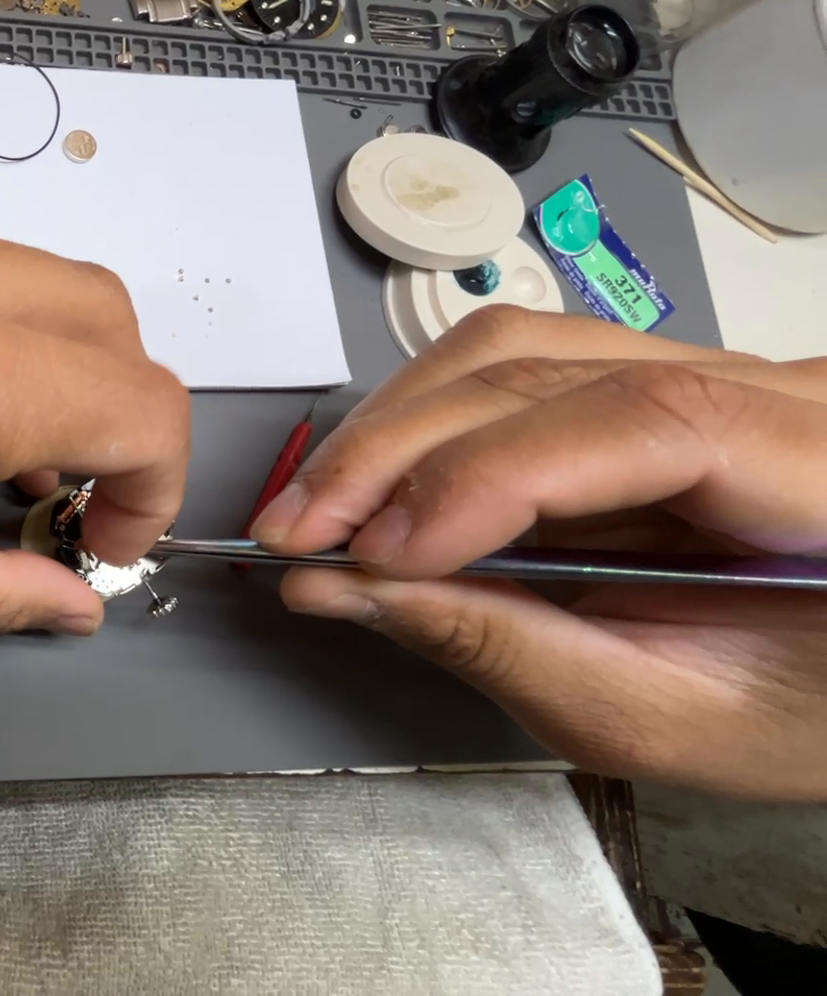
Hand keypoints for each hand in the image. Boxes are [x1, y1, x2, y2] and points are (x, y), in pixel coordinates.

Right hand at [249, 306, 826, 798]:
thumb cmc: (794, 715)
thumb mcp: (653, 717)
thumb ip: (493, 646)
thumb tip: (331, 588)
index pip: (648, 424)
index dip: (484, 480)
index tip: (375, 558)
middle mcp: (782, 393)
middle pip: (536, 372)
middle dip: (385, 457)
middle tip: (292, 534)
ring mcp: (699, 369)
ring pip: (496, 350)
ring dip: (379, 432)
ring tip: (315, 509)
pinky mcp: (626, 379)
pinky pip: (490, 366)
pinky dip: (403, 422)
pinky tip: (365, 482)